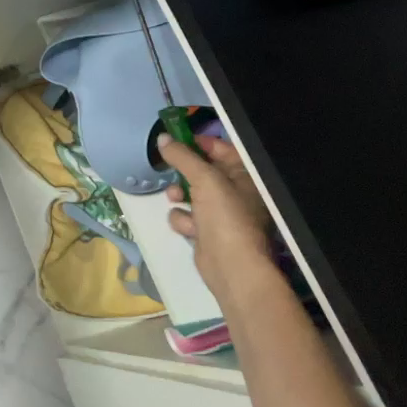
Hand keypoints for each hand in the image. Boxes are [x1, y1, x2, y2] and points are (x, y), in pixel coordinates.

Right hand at [161, 133, 278, 300]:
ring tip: (175, 198)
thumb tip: (162, 138)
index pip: (220, 148)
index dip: (197, 142)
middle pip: (202, 170)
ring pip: (190, 192)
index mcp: (245, 177)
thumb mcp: (204, 178)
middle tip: (167, 165)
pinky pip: (187, 215)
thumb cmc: (226, 217)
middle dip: (183, 170)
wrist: (232, 268)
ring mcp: (221, 214)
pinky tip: (187, 227)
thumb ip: (181, 155)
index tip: (173, 139)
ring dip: (178, 194)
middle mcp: (235, 193)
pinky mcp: (207, 232)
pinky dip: (183, 219)